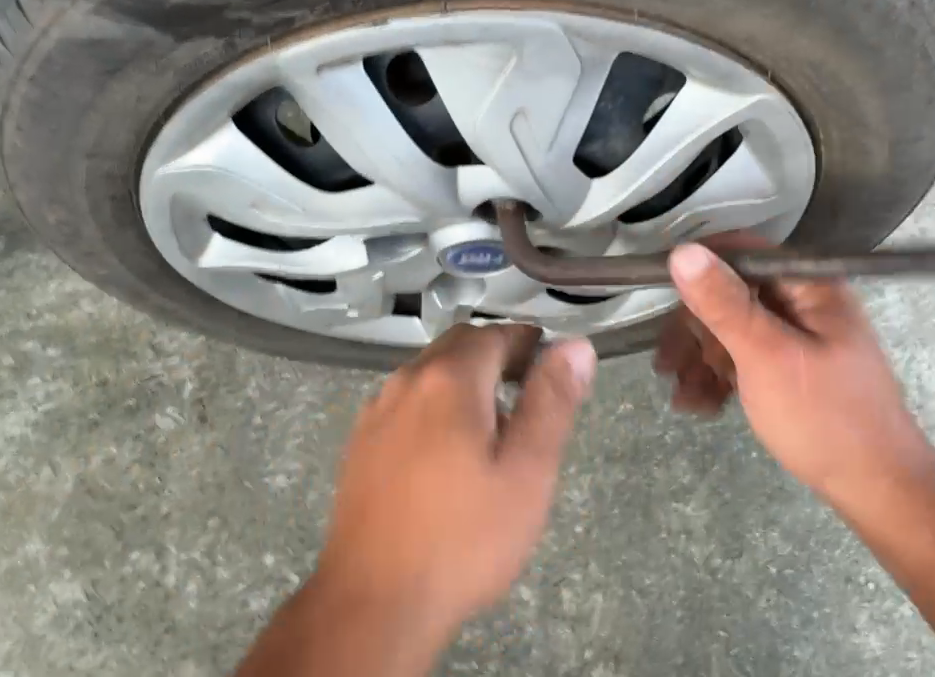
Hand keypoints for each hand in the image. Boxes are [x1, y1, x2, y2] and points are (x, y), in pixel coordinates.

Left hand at [311, 325, 595, 640]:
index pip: (496, 334)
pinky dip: (434, 409)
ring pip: (428, 375)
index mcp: (448, 379)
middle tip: (529, 398)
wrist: (373, 601)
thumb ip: (551, 402)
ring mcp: (375, 411)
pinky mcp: (360, 444)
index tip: (553, 369)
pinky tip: (447, 458)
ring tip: (494, 433)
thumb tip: (575, 346)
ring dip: (464, 383)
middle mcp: (406, 381)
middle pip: (459, 347)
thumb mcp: (527, 473)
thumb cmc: (463, 538)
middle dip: (497, 358)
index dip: (529, 344)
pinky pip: (406, 405)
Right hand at [655, 238, 934, 507]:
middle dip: (695, 330)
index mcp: (809, 286)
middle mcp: (805, 303)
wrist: (878, 492)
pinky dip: (719, 377)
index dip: (699, 268)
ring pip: (732, 329)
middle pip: (731, 294)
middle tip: (668, 366)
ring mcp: (799, 337)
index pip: (743, 252)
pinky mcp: (792, 369)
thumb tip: (682, 250)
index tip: (664, 297)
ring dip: (700, 359)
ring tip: (681, 396)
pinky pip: (745, 358)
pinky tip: (699, 404)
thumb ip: (723, 303)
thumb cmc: (825, 418)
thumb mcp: (766, 356)